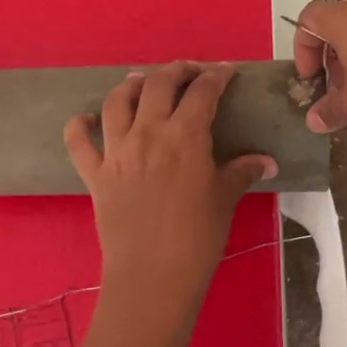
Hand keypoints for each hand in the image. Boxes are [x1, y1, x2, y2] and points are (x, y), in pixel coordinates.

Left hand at [63, 62, 277, 301]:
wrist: (153, 275)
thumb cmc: (197, 238)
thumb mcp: (225, 200)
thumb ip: (242, 172)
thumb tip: (267, 162)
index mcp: (184, 135)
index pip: (202, 92)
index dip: (216, 77)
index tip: (225, 72)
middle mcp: (147, 133)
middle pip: (158, 85)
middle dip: (176, 71)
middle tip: (188, 73)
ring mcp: (116, 152)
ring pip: (117, 102)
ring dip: (131, 86)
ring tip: (141, 84)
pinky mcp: (94, 174)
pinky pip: (78, 141)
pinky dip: (79, 125)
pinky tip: (85, 120)